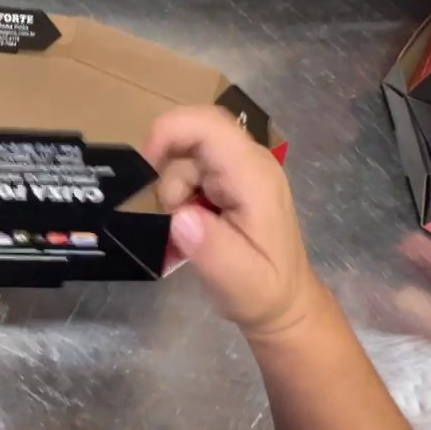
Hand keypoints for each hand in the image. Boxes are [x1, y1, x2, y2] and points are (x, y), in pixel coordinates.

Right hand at [144, 106, 322, 341]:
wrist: (284, 304)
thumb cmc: (264, 292)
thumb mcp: (237, 280)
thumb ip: (211, 248)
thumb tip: (181, 216)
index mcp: (253, 177)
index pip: (209, 125)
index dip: (170, 131)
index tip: (146, 167)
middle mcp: (248, 164)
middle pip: (193, 134)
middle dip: (166, 169)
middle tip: (167, 212)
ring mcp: (239, 171)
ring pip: (186, 157)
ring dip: (173, 192)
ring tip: (186, 233)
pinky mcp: (230, 182)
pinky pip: (192, 172)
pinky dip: (180, 197)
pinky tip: (190, 227)